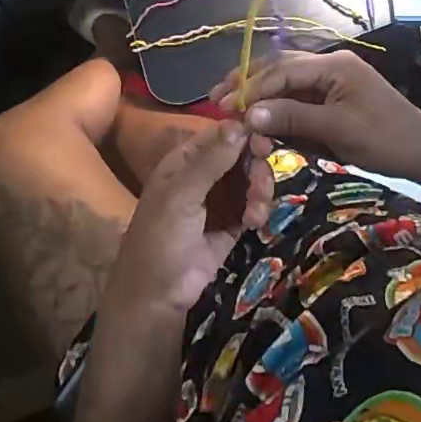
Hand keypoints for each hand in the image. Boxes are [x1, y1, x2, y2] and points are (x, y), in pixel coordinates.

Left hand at [101, 123, 273, 318]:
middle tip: (262, 184)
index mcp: (184, 161)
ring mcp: (218, 200)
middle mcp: (202, 175)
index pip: (219, 135)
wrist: (156, 297)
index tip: (264, 141)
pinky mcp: (231, 225)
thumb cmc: (160, 238)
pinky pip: (253, 206)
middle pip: (241, 156)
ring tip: (256, 214)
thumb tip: (240, 124)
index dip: (243, 134)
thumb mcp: (182, 195)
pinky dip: (258, 211)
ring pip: (250, 180)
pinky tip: (255, 224)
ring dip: (260, 192)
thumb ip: (212, 160)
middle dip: (256, 167)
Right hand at [209, 51, 420, 178]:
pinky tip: (261, 123)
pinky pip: (298, 100)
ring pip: (285, 84)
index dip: (250, 88)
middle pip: (279, 69)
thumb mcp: (338, 130)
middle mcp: (328, 66)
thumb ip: (293, 119)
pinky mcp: (332, 100)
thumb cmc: (387, 139)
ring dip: (260, 98)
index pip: (281, 70)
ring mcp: (330, 82)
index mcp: (332, 65)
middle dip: (248, 84)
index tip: (224, 106)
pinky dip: (278, 111)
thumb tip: (248, 114)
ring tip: (231, 111)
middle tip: (217, 101)